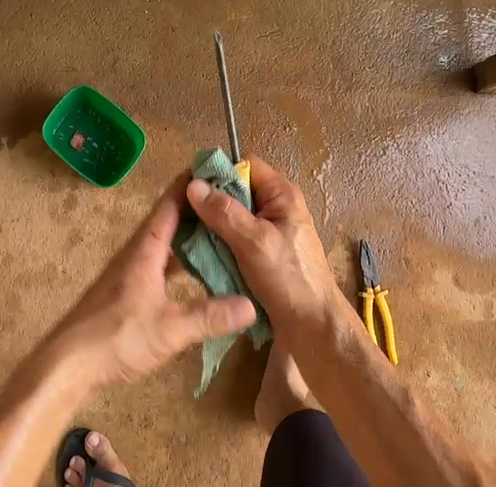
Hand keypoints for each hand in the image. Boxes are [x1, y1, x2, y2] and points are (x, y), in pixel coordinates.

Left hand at [49, 175, 256, 389]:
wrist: (69, 363)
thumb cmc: (117, 337)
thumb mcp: (169, 329)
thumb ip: (210, 317)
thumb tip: (251, 305)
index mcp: (145, 249)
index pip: (170, 204)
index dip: (190, 184)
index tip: (214, 166)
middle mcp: (137, 252)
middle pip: (169, 219)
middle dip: (196, 206)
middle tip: (228, 198)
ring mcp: (130, 271)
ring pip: (165, 242)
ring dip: (188, 233)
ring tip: (220, 229)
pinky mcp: (128, 289)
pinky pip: (160, 262)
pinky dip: (180, 258)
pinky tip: (197, 270)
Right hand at [185, 159, 340, 340]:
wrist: (313, 329)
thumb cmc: (289, 280)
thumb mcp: (254, 242)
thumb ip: (224, 212)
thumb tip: (194, 185)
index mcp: (281, 195)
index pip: (245, 166)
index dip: (218, 172)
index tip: (190, 187)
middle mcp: (275, 208)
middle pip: (236, 192)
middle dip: (210, 202)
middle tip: (181, 214)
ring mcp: (268, 233)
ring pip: (232, 218)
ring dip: (211, 227)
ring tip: (186, 236)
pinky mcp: (262, 256)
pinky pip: (234, 240)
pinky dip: (218, 245)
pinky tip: (199, 255)